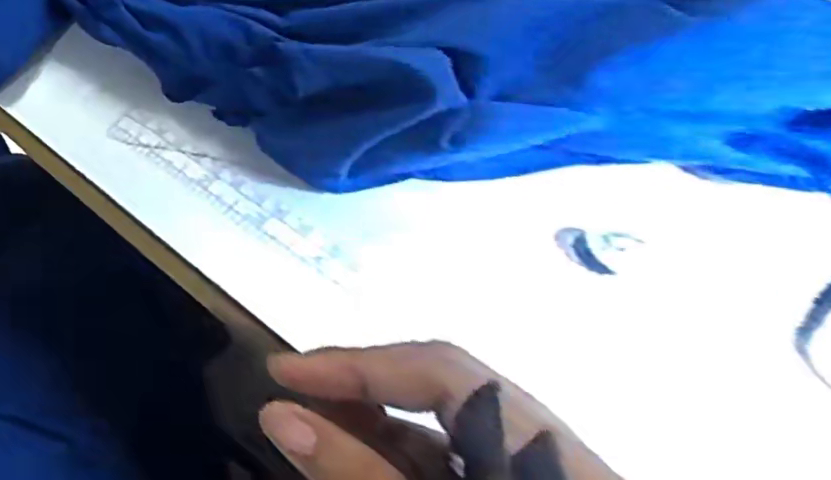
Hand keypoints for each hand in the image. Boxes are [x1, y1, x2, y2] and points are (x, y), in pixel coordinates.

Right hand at [258, 342, 621, 479]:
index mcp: (551, 457)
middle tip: (295, 395)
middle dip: (361, 390)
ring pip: (445, 431)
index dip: (358, 362)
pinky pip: (453, 465)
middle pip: (441, 392)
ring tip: (316, 433)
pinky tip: (361, 465)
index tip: (285, 374)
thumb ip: (359, 476)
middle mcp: (555, 460)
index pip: (442, 370)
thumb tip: (275, 412)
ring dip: (374, 425)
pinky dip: (400, 460)